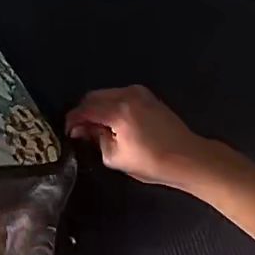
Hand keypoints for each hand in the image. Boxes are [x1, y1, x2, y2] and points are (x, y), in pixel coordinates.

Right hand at [66, 85, 226, 188]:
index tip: (68, 132)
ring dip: (97, 107)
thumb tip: (82, 130)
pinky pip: (120, 94)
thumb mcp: (115, 157)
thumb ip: (95, 139)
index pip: (84, 109)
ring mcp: (139, 92)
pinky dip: (111, 104)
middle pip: (93, 96)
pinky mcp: (148, 96)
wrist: (187, 156)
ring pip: (107, 94)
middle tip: (81, 131)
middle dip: (84, 112)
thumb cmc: (151, 162)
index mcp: (118, 111)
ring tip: (98, 128)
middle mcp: (127, 95)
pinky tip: (114, 122)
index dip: (72, 120)